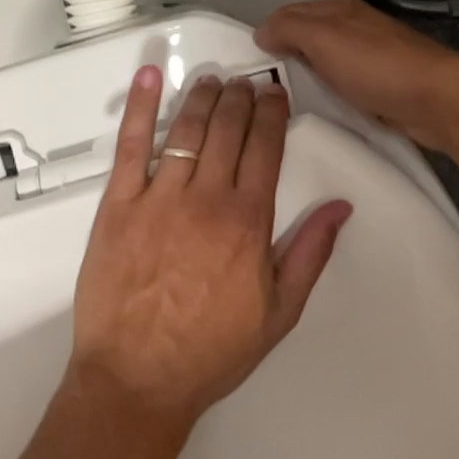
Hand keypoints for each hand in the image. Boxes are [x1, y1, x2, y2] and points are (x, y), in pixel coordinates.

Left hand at [68, 67, 352, 427]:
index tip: (274, 93)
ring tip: (212, 80)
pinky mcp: (118, 205)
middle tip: (245, 83)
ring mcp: (159, 197)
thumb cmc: (212, 350)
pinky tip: (148, 77)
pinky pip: (130, 145)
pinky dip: (139, 107)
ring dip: (203, 97)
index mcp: (248, 220)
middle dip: (240, 97)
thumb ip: (311, 252)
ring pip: (187, 129)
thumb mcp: (280, 310)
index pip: (266, 147)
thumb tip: (340, 207)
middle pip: (228, 129)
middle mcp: (207, 198)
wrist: (136, 380)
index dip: (272, 113)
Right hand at [255, 0, 458, 152]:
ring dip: (308, 76)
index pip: (292, 12)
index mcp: (340, 9)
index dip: (269, 31)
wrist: (435, 99)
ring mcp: (371, 56)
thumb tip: (261, 31)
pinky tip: (320, 108)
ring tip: (282, 102)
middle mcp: (355, 26)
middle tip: (260, 87)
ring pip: (327, 62)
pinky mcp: (383, 85)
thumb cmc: (376, 65)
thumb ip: (290, 28)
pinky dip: (329, 93)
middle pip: (310, 36)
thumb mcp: (324, 38)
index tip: (248, 62)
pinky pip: (344, 85)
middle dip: (286, 54)